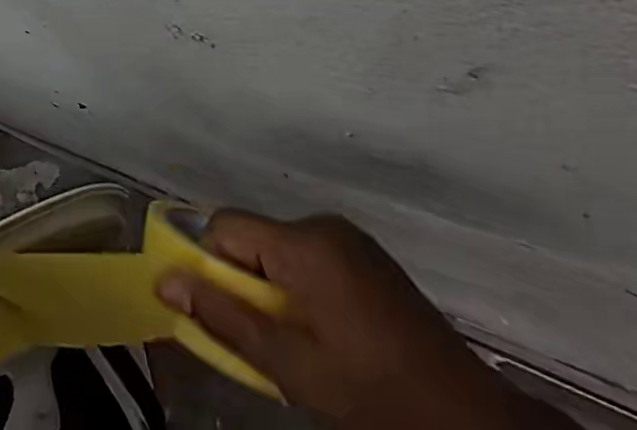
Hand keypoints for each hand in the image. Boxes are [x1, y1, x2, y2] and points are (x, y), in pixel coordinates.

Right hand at [157, 211, 575, 429]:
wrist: (471, 420)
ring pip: (277, 248)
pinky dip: (298, 284)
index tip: (224, 310)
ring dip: (270, 285)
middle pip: (251, 236)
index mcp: (304, 244)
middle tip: (264, 335)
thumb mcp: (289, 363)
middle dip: (243, 280)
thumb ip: (222, 316)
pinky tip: (323, 329)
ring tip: (296, 338)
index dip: (210, 262)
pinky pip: (307, 255)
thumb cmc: (371, 389)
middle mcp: (324, 226)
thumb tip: (165, 283)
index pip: (223, 225)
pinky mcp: (367, 256)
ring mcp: (350, 240)